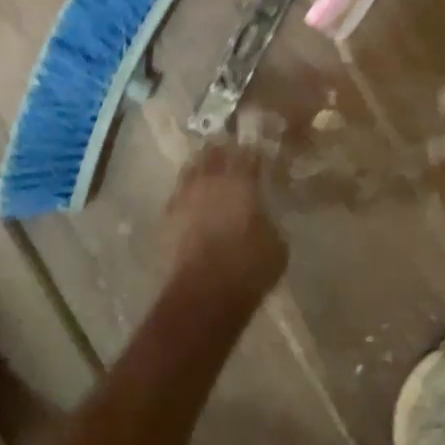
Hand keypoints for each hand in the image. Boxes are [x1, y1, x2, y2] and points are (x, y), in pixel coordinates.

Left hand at [164, 141, 288, 300]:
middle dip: (224, 151)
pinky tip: (192, 199)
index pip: (249, 154)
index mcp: (241, 181)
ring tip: (208, 172)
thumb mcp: (277, 244)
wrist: (203, 294)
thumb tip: (262, 215)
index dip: (254, 154)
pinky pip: (178, 193)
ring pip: (192, 167)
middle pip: (215, 152)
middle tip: (232, 155)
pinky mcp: (167, 215)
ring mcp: (185, 195)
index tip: (259, 156)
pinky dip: (186, 192)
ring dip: (201, 166)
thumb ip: (268, 221)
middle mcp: (211, 180)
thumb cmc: (249, 268)